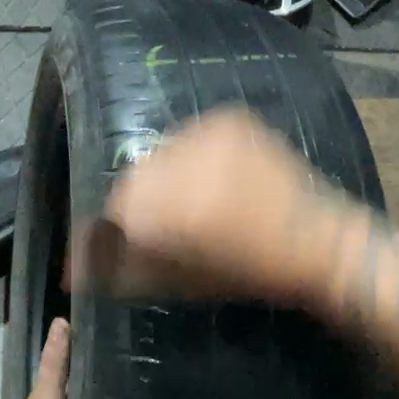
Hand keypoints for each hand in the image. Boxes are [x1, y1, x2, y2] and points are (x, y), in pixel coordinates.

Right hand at [74, 107, 346, 301]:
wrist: (319, 241)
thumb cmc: (250, 272)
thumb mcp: (179, 279)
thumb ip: (124, 267)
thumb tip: (79, 266)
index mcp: (172, 208)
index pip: (113, 210)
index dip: (102, 231)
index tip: (98, 245)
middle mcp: (184, 162)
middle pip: (133, 179)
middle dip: (132, 203)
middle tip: (141, 225)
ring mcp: (209, 135)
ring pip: (158, 155)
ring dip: (159, 178)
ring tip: (179, 201)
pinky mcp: (229, 120)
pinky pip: (187, 137)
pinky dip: (186, 156)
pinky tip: (204, 177)